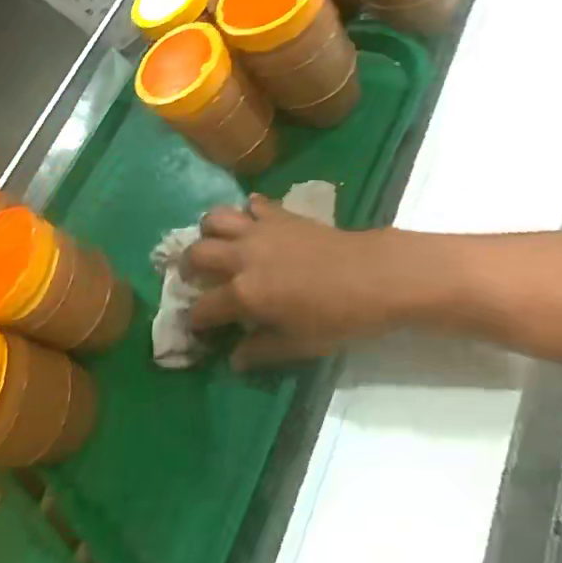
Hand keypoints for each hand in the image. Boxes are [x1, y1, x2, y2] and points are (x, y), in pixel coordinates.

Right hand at [185, 196, 420, 368]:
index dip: (195, 319)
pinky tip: (254, 226)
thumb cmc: (337, 317)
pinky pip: (252, 204)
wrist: (373, 275)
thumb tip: (234, 358)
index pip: (203, 307)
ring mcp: (259, 230)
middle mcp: (242, 256)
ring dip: (209, 231)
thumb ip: (261, 350)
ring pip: (215, 218)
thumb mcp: (299, 345)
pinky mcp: (280, 213)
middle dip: (188, 266)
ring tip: (218, 244)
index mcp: (244, 294)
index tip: (197, 326)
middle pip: (197, 253)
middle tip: (196, 277)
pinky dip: (246, 213)